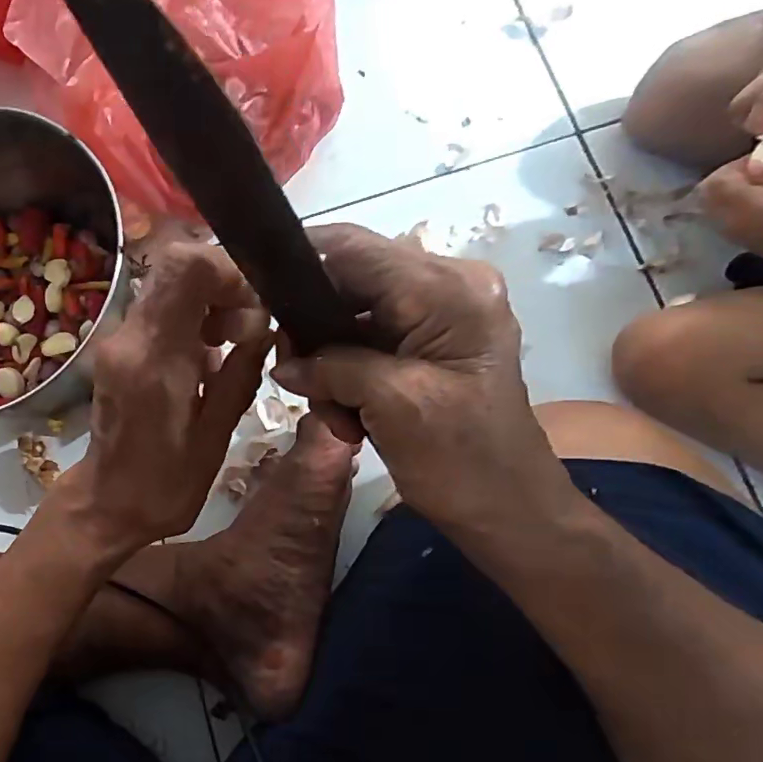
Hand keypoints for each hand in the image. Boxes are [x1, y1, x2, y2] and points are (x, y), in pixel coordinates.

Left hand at [63, 242, 271, 552]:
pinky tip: (209, 358)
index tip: (255, 303)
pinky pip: (159, 311)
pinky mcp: (117, 348)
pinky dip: (191, 319)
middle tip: (249, 326)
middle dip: (222, 285)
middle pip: (175, 267)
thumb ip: (239, 374)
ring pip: (168, 286)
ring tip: (234, 347)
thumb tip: (261, 327)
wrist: (107, 502)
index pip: (186, 269)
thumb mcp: (215, 437)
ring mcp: (118, 340)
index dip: (228, 271)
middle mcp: (130, 338)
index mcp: (155, 359)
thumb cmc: (164, 485)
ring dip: (208, 303)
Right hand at [270, 224, 569, 525]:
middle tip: (294, 375)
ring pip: (346, 314)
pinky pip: (360, 340)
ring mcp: (433, 315)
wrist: (509, 511)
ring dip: (326, 361)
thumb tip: (285, 364)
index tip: (254, 295)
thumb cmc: (464, 461)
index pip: (353, 250)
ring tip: (335, 411)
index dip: (298, 263)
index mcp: (447, 291)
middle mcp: (443, 287)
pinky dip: (342, 374)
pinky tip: (349, 414)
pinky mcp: (422, 342)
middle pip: (346, 280)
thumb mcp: (393, 405)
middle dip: (311, 327)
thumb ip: (333, 367)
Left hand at [700, 157, 762, 278]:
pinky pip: (720, 214)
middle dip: (729, 175)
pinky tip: (761, 195)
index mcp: (748, 210)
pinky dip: (732, 200)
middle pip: (708, 192)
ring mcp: (731, 233)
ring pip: (711, 204)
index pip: (719, 182)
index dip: (736, 165)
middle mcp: (730, 223)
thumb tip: (755, 162)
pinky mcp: (738, 239)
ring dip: (729, 188)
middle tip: (762, 165)